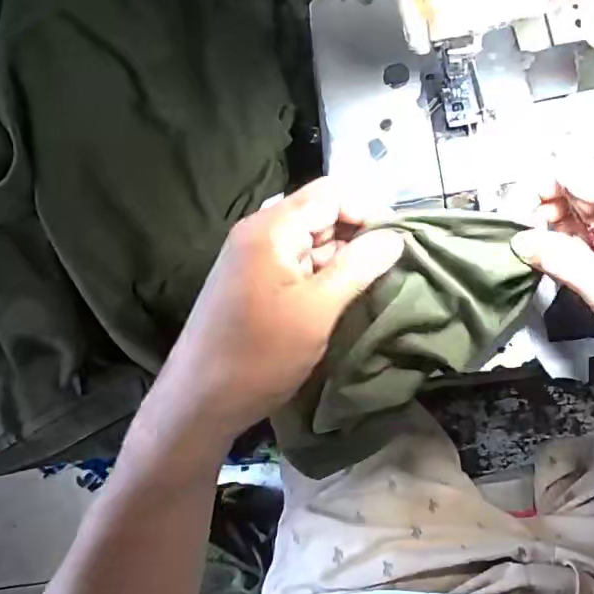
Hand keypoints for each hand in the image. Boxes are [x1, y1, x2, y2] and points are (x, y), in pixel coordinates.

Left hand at [150, 178, 404, 440]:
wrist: (199, 399)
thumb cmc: (259, 354)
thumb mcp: (317, 311)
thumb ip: (357, 268)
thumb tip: (394, 237)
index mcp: (270, 228)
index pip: (329, 193)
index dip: (366, 211)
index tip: (395, 245)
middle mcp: (258, 233)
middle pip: (318, 214)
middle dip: (356, 236)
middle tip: (388, 270)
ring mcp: (251, 258)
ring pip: (308, 242)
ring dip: (340, 259)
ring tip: (370, 287)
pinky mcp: (250, 283)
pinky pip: (293, 264)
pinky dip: (320, 275)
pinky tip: (340, 298)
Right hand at [510, 160, 593, 389]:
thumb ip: (556, 257)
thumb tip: (519, 240)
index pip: (572, 171)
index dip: (540, 193)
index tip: (521, 225)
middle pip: (577, 185)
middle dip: (549, 212)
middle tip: (535, 246)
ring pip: (583, 206)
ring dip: (560, 228)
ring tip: (549, 257)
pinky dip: (577, 239)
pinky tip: (568, 260)